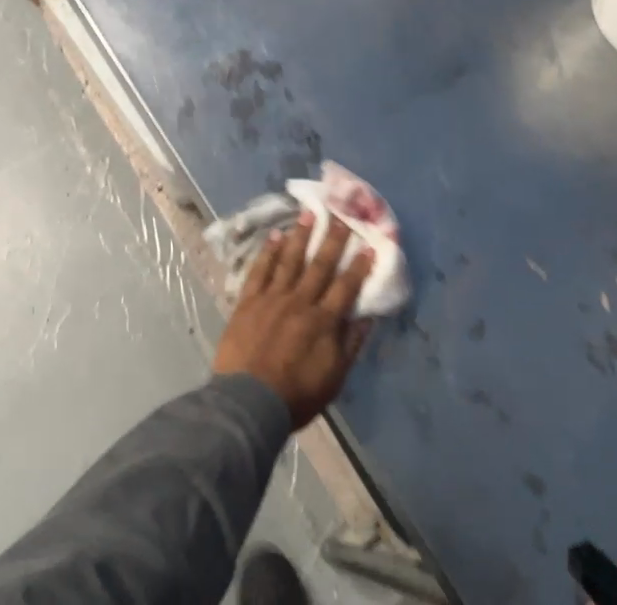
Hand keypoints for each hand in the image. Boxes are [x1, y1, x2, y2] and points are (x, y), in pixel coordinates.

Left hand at [213, 216, 374, 429]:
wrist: (248, 401)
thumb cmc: (296, 395)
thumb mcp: (334, 377)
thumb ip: (351, 344)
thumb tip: (367, 316)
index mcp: (324, 322)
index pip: (346, 287)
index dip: (359, 265)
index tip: (369, 244)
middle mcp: (300, 302)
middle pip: (320, 265)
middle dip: (332, 239)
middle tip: (341, 214)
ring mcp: (271, 299)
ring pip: (289, 261)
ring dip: (300, 236)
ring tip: (309, 214)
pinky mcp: (248, 302)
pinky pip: (259, 271)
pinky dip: (267, 252)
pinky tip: (275, 237)